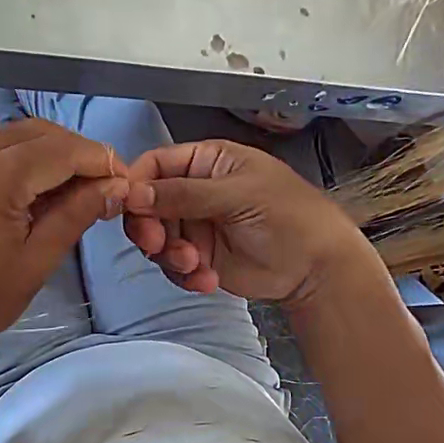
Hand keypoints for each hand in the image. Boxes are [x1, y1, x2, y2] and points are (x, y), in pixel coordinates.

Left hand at [0, 119, 126, 392]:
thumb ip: (77, 214)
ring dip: (58, 155)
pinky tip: (50, 188)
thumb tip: (116, 188)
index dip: (99, 161)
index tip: (126, 181)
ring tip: (85, 189)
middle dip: (81, 154)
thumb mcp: (36, 261)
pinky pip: (0, 148)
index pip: (58, 150)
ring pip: (20, 136)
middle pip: (40, 133)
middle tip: (110, 186)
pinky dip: (32, 161)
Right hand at [121, 139, 375, 305]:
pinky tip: (207, 280)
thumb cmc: (291, 216)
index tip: (128, 206)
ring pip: (157, 240)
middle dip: (149, 228)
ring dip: (169, 256)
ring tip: (194, 264)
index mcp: (206, 162)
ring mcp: (197, 227)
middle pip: (148, 206)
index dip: (136, 185)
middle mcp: (196, 192)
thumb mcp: (238, 195)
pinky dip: (184, 275)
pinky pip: (173, 266)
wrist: (316, 267)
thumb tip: (136, 192)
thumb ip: (185, 193)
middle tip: (156, 244)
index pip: (155, 166)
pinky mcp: (201, 258)